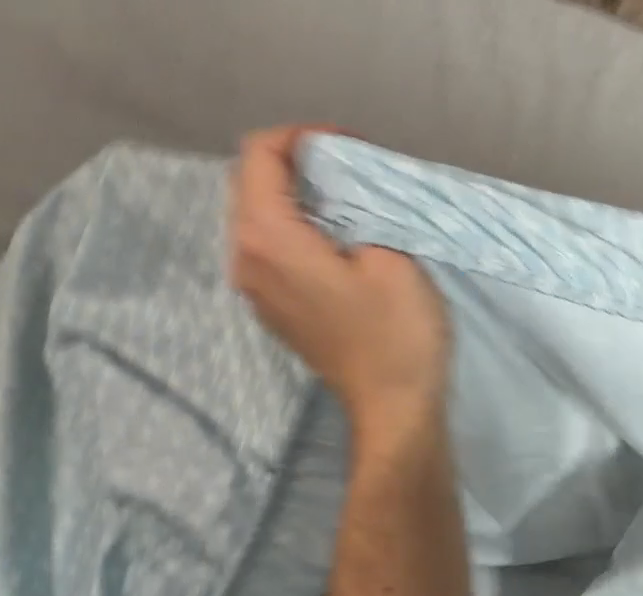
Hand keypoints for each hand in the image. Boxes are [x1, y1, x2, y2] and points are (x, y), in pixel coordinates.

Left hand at [229, 126, 450, 439]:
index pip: (260, 157)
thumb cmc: (397, 335)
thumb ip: (361, 218)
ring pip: (259, 221)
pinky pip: (272, 254)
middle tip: (347, 170)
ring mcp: (254, 290)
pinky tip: (335, 246)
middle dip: (294, 168)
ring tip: (344, 205)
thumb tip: (346, 207)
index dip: (301, 138)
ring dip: (296, 203)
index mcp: (268, 236)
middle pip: (251, 186)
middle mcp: (244, 257)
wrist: (394, 409)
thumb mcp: (394, 261)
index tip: (347, 147)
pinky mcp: (274, 312)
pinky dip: (298, 236)